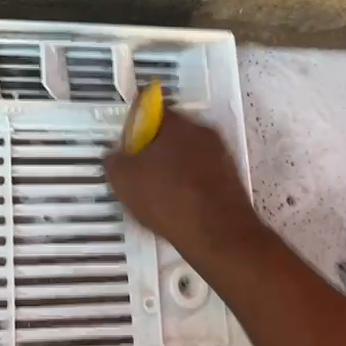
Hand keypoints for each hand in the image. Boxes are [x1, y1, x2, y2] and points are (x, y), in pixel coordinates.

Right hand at [104, 107, 259, 257]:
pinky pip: (203, 174)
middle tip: (139, 169)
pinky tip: (178, 206)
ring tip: (157, 193)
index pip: (149, 110)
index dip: (134, 127)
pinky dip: (190, 185)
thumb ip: (113, 159)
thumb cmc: (170, 200)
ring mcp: (221, 155)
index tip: (127, 144)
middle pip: (171, 132)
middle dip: (154, 148)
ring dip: (174, 167)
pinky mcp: (232, 179)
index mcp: (176, 123)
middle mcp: (203, 132)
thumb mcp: (123, 179)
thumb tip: (114, 157)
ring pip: (189, 154)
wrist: (217, 236)